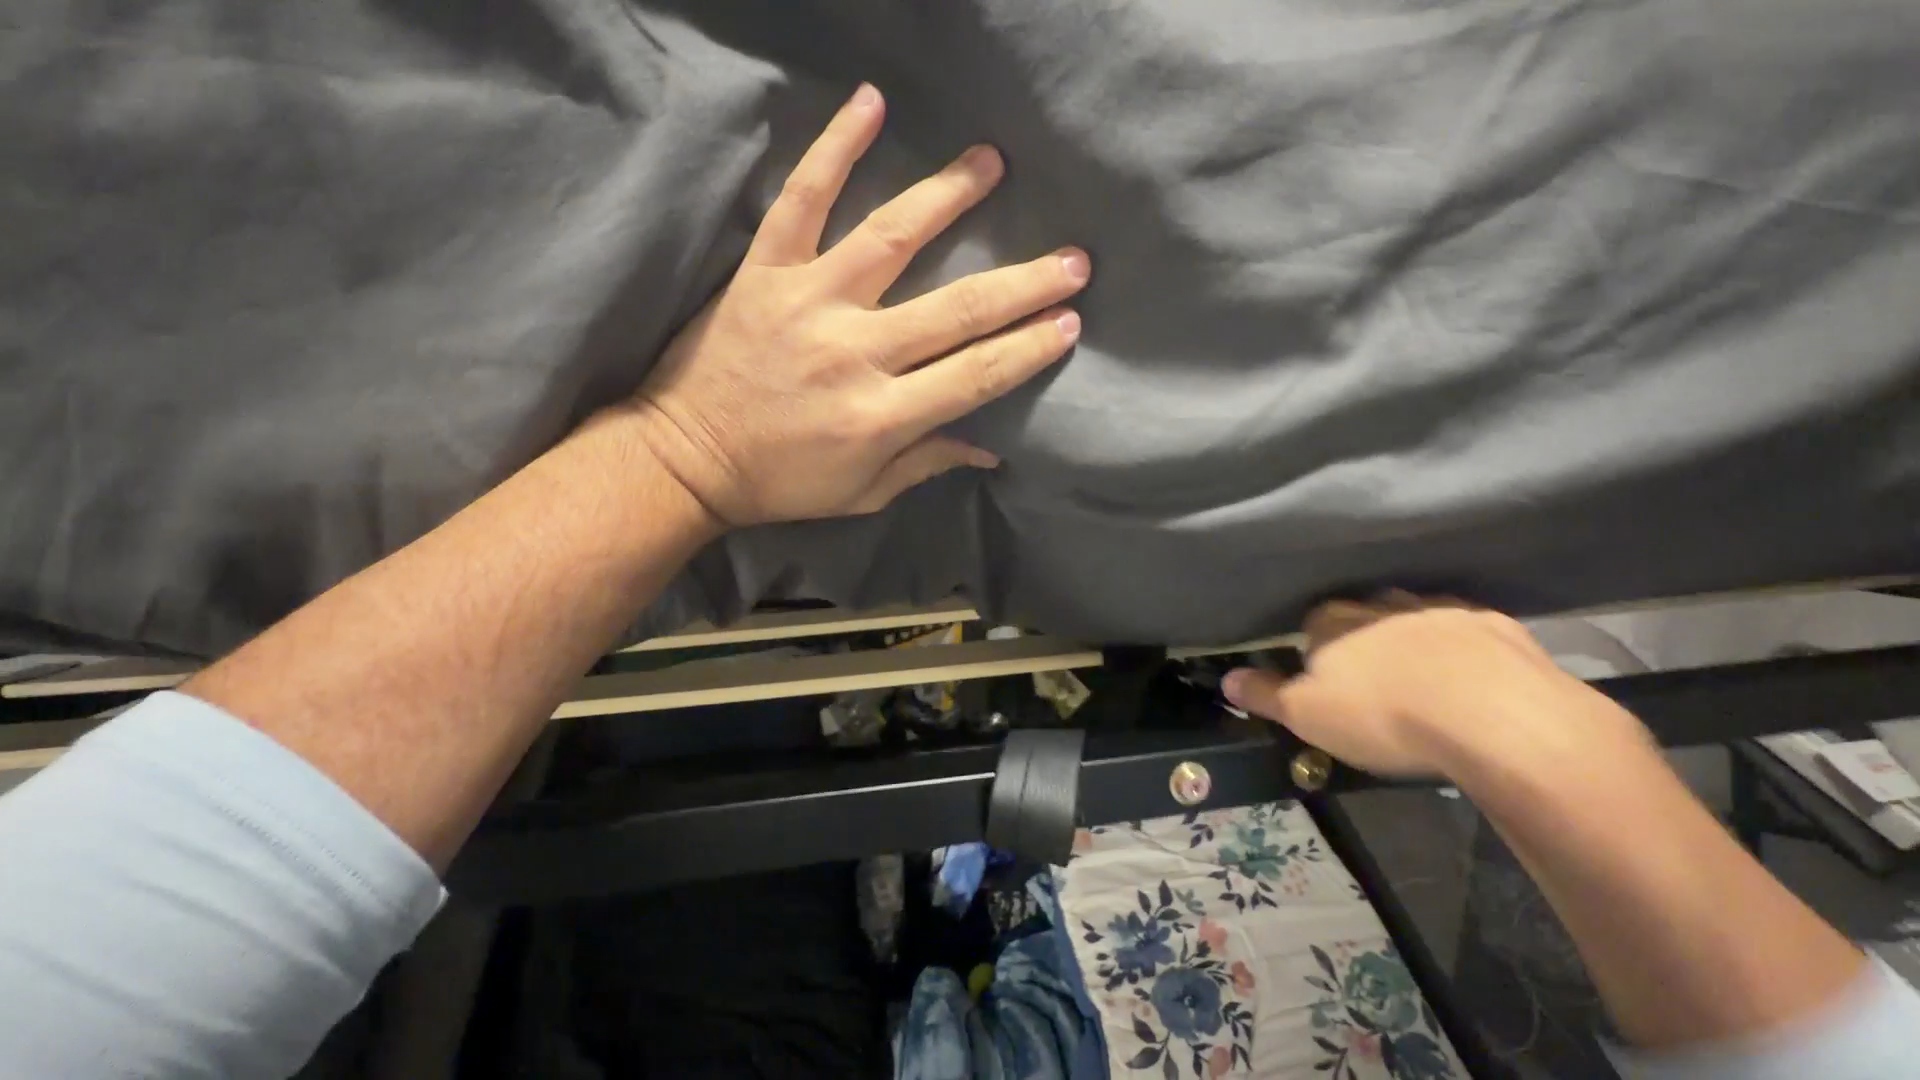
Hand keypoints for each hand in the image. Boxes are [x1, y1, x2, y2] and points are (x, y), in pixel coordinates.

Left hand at [625, 83, 1089, 526]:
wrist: (685, 458)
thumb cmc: (781, 481)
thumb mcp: (862, 492)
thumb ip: (926, 463)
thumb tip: (991, 447)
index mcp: (882, 416)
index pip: (977, 375)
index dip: (1030, 347)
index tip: (1070, 321)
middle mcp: (854, 354)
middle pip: (957, 309)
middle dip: (1025, 283)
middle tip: (1073, 258)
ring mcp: (809, 303)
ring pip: (892, 237)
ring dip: (949, 196)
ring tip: (992, 162)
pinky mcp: (765, 271)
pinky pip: (801, 200)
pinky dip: (834, 148)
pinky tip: (871, 105)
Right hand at [1222, 593, 1640, 777]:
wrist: (1494, 715)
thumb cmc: (1383, 716)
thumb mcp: (1308, 716)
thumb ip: (1265, 695)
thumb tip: (1225, 679)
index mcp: (1333, 622)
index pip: (1310, 623)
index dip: (1313, 649)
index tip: (1319, 677)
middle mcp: (1381, 604)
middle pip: (1362, 613)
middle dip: (1362, 636)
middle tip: (1369, 676)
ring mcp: (1440, 609)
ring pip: (1414, 615)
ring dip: (1411, 636)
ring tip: (1419, 673)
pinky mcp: (1494, 625)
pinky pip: (1467, 629)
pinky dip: (1463, 647)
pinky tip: (1471, 675)